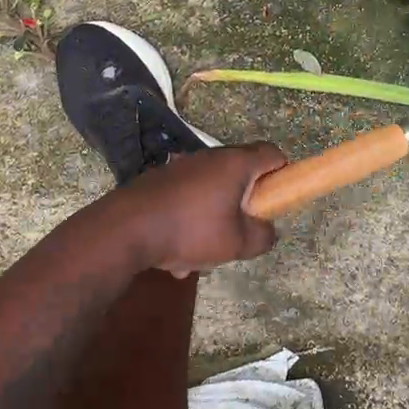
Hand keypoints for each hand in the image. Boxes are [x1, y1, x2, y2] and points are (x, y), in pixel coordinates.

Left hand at [112, 143, 286, 276]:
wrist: (126, 228)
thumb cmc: (190, 230)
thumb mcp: (237, 243)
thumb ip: (262, 236)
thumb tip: (267, 230)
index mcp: (236, 163)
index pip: (273, 153)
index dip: (283, 174)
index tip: (277, 200)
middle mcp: (211, 157)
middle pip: (241, 174)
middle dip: (244, 205)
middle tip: (240, 230)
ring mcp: (183, 166)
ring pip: (212, 192)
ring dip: (213, 219)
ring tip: (200, 255)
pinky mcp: (161, 180)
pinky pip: (187, 199)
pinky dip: (188, 221)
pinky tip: (173, 254)